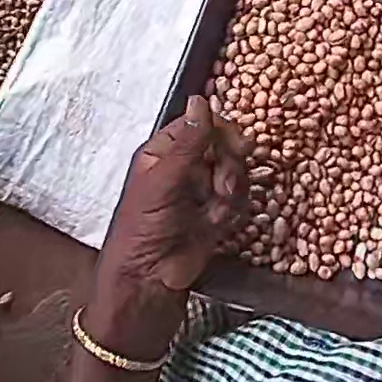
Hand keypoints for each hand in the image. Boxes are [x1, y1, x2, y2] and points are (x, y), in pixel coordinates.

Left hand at [87, 97, 247, 360]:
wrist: (149, 282)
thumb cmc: (143, 228)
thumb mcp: (164, 179)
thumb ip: (189, 141)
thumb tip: (199, 98)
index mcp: (164, 152)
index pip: (200, 125)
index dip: (219, 132)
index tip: (234, 144)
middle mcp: (185, 167)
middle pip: (223, 147)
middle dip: (228, 166)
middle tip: (223, 185)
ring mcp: (202, 190)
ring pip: (234, 172)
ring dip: (231, 191)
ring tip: (216, 210)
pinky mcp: (216, 213)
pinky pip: (238, 199)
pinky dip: (232, 210)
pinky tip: (216, 224)